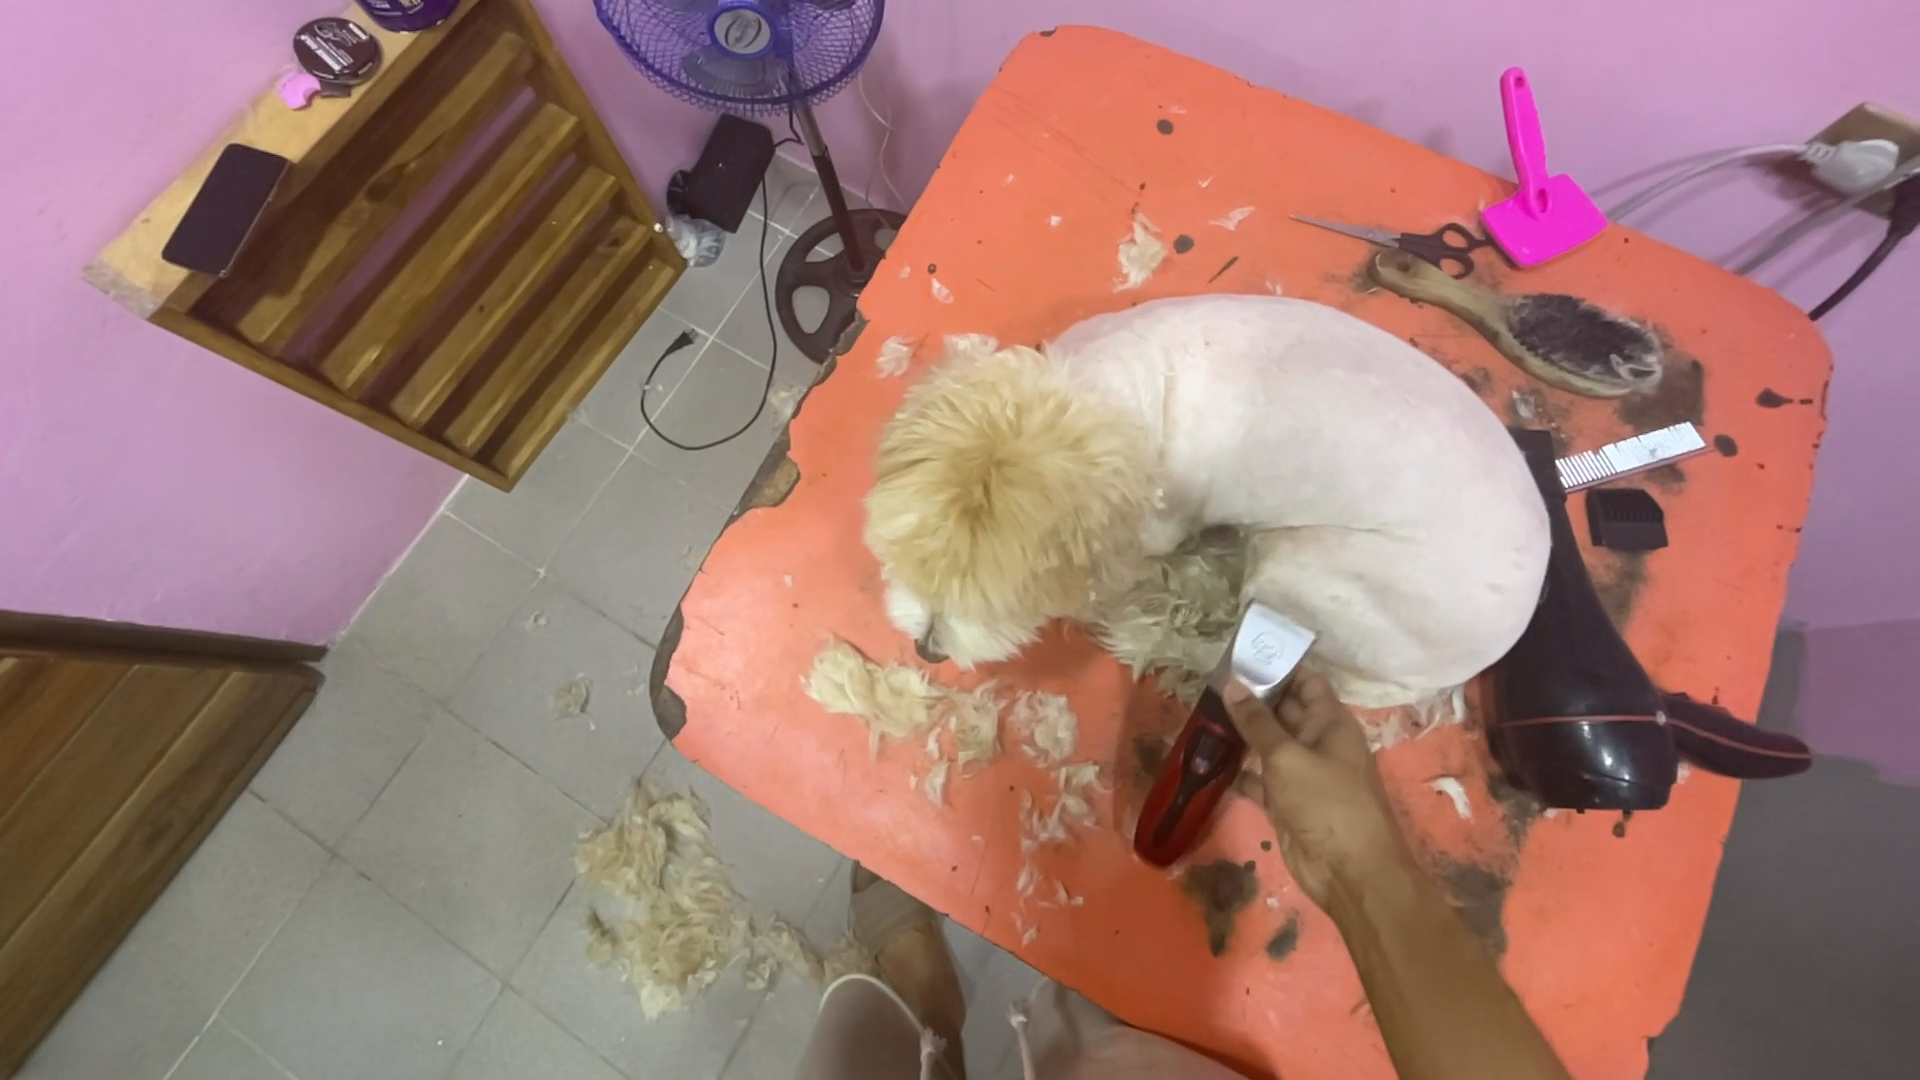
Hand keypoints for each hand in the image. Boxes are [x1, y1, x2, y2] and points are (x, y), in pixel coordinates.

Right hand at [1221, 673, 1410, 909]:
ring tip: (1200, 713)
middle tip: (1207, 682)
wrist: (1349, 874)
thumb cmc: (1327, 803)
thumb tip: (1232, 684)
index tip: (1240, 656)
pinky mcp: (1284, 800)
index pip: (1306, 682)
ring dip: (1239, 732)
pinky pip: (1256, 775)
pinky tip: (1207, 758)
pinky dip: (1236, 768)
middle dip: (1250, 697)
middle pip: (1282, 710)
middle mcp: (1317, 742)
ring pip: (1266, 742)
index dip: (1278, 667)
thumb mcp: (1287, 756)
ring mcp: (1300, 773)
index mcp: (1331, 723)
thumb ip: (1256, 721)